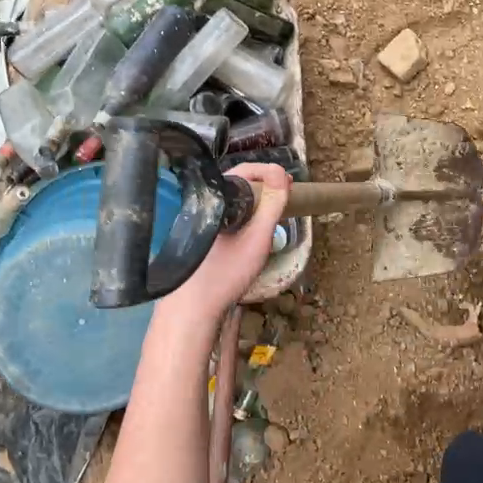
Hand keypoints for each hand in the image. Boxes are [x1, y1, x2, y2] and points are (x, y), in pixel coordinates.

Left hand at [158, 162, 290, 324]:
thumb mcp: (257, 238)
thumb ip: (272, 204)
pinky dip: (247, 213)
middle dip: (265, 183)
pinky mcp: (203, 236)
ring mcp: (202, 222)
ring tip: (276, 206)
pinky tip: (257, 225)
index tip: (290, 182)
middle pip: (238, 183)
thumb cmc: (225, 273)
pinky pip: (229, 214)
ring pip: (233, 199)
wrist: (193, 311)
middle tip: (287, 191)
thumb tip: (281, 172)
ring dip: (257, 198)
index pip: (244, 171)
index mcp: (214, 200)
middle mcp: (204, 205)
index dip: (269, 172)